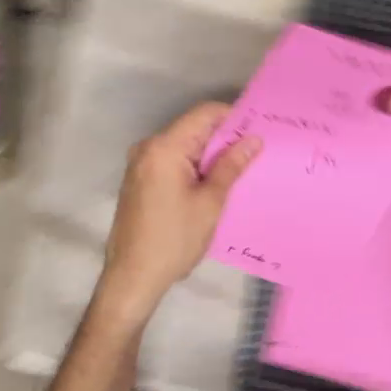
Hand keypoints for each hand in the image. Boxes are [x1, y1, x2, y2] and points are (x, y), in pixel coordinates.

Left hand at [99, 103, 261, 316]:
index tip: (258, 130)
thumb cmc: (174, 240)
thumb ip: (231, 166)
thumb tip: (253, 140)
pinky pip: (171, 162)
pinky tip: (212, 186)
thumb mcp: (210, 203)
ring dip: (209, 156)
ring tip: (239, 171)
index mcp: (164, 147)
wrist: (132, 276)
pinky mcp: (138, 181)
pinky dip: (192, 168)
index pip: (204, 114)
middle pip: (192, 129)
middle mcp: (148, 148)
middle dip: (223, 138)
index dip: (233, 117)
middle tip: (254, 153)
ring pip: (182, 147)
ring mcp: (140, 165)